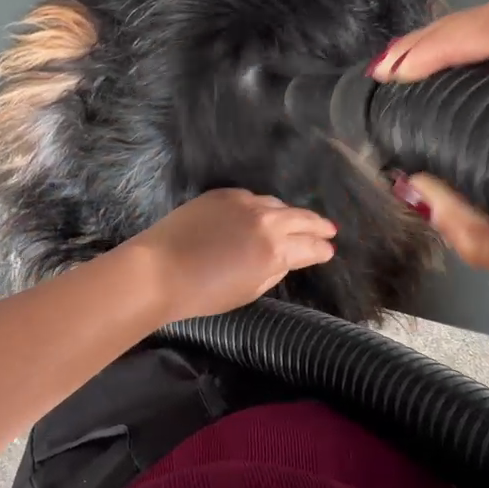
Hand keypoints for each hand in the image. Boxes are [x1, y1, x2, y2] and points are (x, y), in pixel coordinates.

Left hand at [120, 189, 336, 322]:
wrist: (159, 269)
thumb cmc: (203, 293)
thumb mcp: (248, 291)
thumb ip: (273, 271)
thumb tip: (284, 258)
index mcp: (274, 250)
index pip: (310, 247)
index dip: (322, 249)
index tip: (329, 250)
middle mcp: (264, 220)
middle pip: (300, 217)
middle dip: (317, 225)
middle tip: (329, 229)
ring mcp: (243, 202)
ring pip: (276, 204)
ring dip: (289, 214)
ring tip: (296, 221)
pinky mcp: (222, 193)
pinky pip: (251, 198)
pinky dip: (261, 206)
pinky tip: (261, 213)